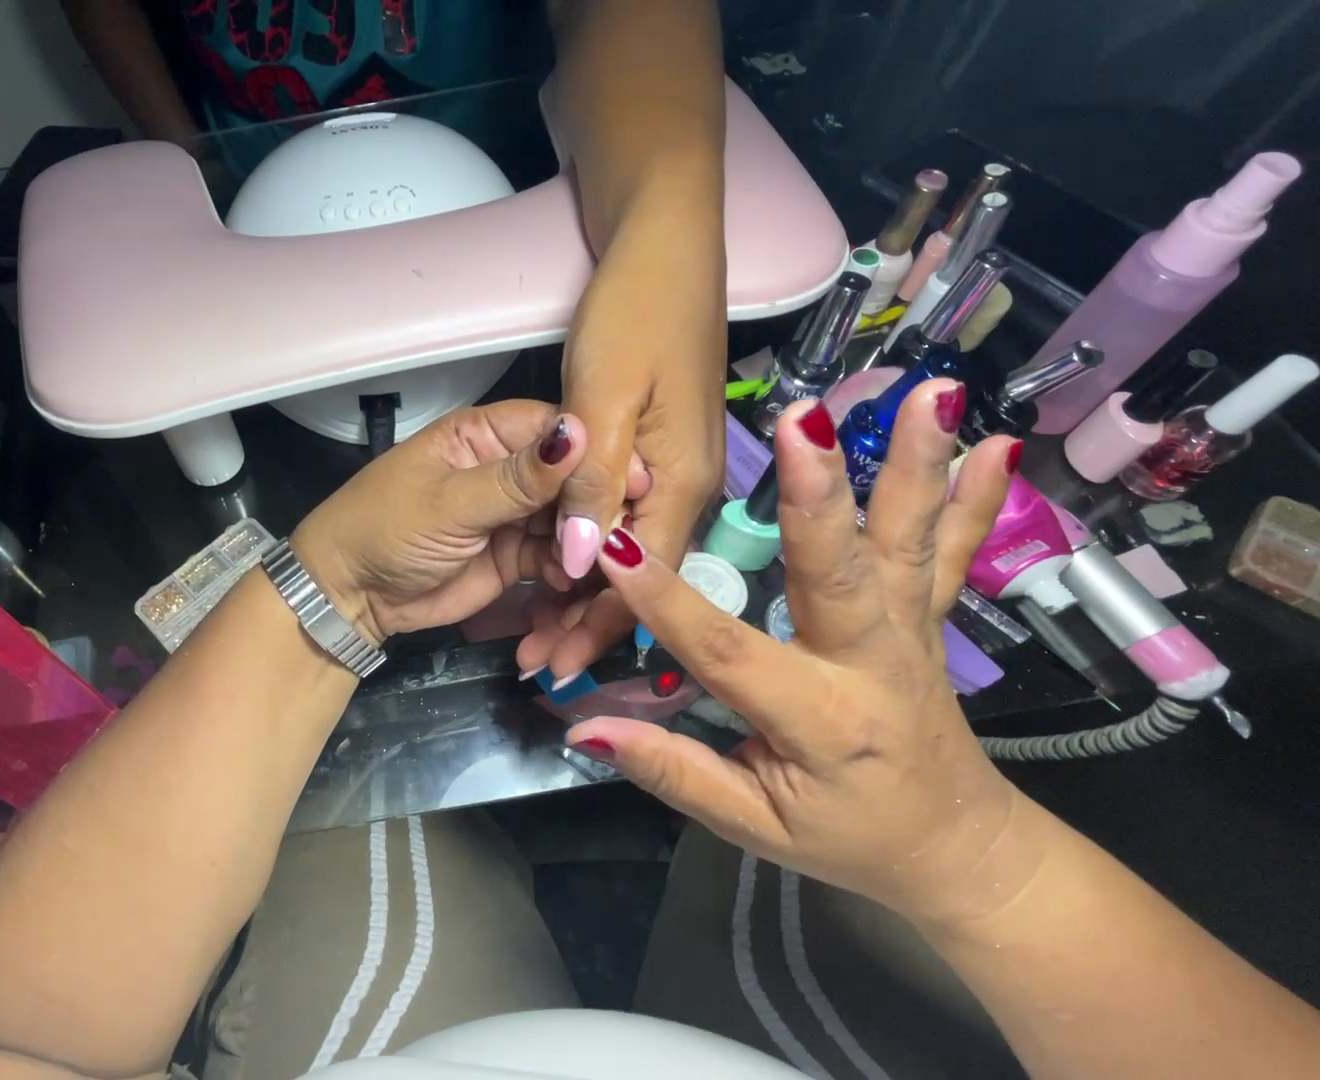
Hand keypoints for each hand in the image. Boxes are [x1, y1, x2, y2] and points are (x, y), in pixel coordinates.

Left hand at [290, 401, 648, 646]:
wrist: (351, 595)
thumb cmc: (385, 529)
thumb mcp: (449, 502)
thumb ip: (516, 479)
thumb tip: (579, 432)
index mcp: (486, 434)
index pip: (557, 430)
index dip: (597, 454)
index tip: (635, 484)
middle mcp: (510, 468)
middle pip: (574, 479)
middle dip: (598, 509)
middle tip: (625, 542)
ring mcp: (516, 514)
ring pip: (572, 523)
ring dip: (589, 548)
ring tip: (604, 573)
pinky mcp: (517, 557)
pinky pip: (558, 561)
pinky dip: (570, 577)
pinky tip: (575, 591)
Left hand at [520, 230, 726, 683]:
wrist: (655, 244)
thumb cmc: (633, 311)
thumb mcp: (603, 392)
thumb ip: (580, 479)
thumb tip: (587, 561)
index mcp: (675, 471)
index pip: (641, 567)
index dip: (601, 616)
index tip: (560, 660)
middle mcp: (670, 482)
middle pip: (628, 572)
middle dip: (585, 621)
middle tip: (541, 668)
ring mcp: (645, 473)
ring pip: (610, 558)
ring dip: (573, 602)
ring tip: (535, 651)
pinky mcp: (626, 458)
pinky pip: (599, 528)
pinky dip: (572, 565)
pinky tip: (544, 599)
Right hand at [564, 385, 1039, 927]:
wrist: (960, 850)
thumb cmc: (849, 840)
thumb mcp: (753, 824)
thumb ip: (672, 772)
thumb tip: (583, 729)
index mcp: (818, 718)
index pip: (724, 648)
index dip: (663, 599)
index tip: (615, 544)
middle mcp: (872, 663)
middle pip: (838, 572)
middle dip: (815, 494)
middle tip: (801, 423)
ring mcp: (911, 634)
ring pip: (907, 545)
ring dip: (916, 466)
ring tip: (930, 394)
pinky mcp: (928, 621)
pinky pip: (951, 555)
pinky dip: (975, 497)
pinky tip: (998, 443)